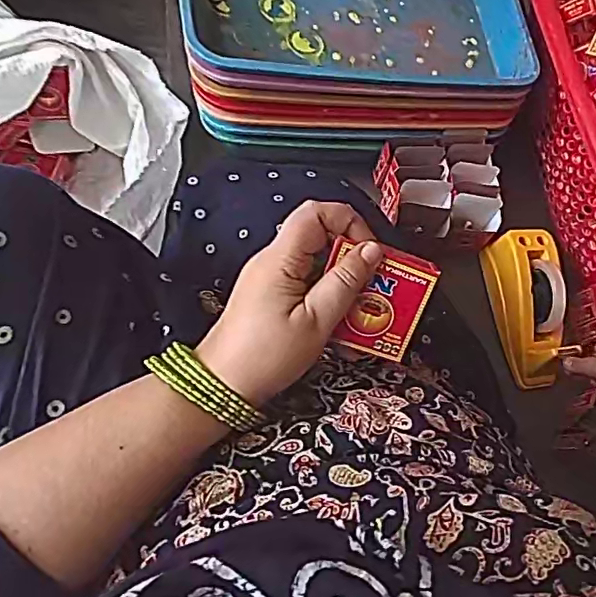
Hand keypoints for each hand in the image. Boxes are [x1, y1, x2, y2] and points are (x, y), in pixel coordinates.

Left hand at [195, 201, 383, 403]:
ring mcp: (271, 277)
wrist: (223, 385)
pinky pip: (308, 282)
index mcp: (281, 259)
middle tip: (372, 284)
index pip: (318, 212)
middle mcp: (273, 261)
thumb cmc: (262, 357)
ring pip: (318, 261)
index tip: (369, 252)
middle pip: (321, 236)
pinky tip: (339, 321)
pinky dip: (329, 295)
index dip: (350, 222)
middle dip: (353, 258)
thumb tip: (371, 251)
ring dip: (344, 281)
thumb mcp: (317, 321)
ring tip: (359, 308)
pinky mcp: (272, 294)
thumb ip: (346, 281)